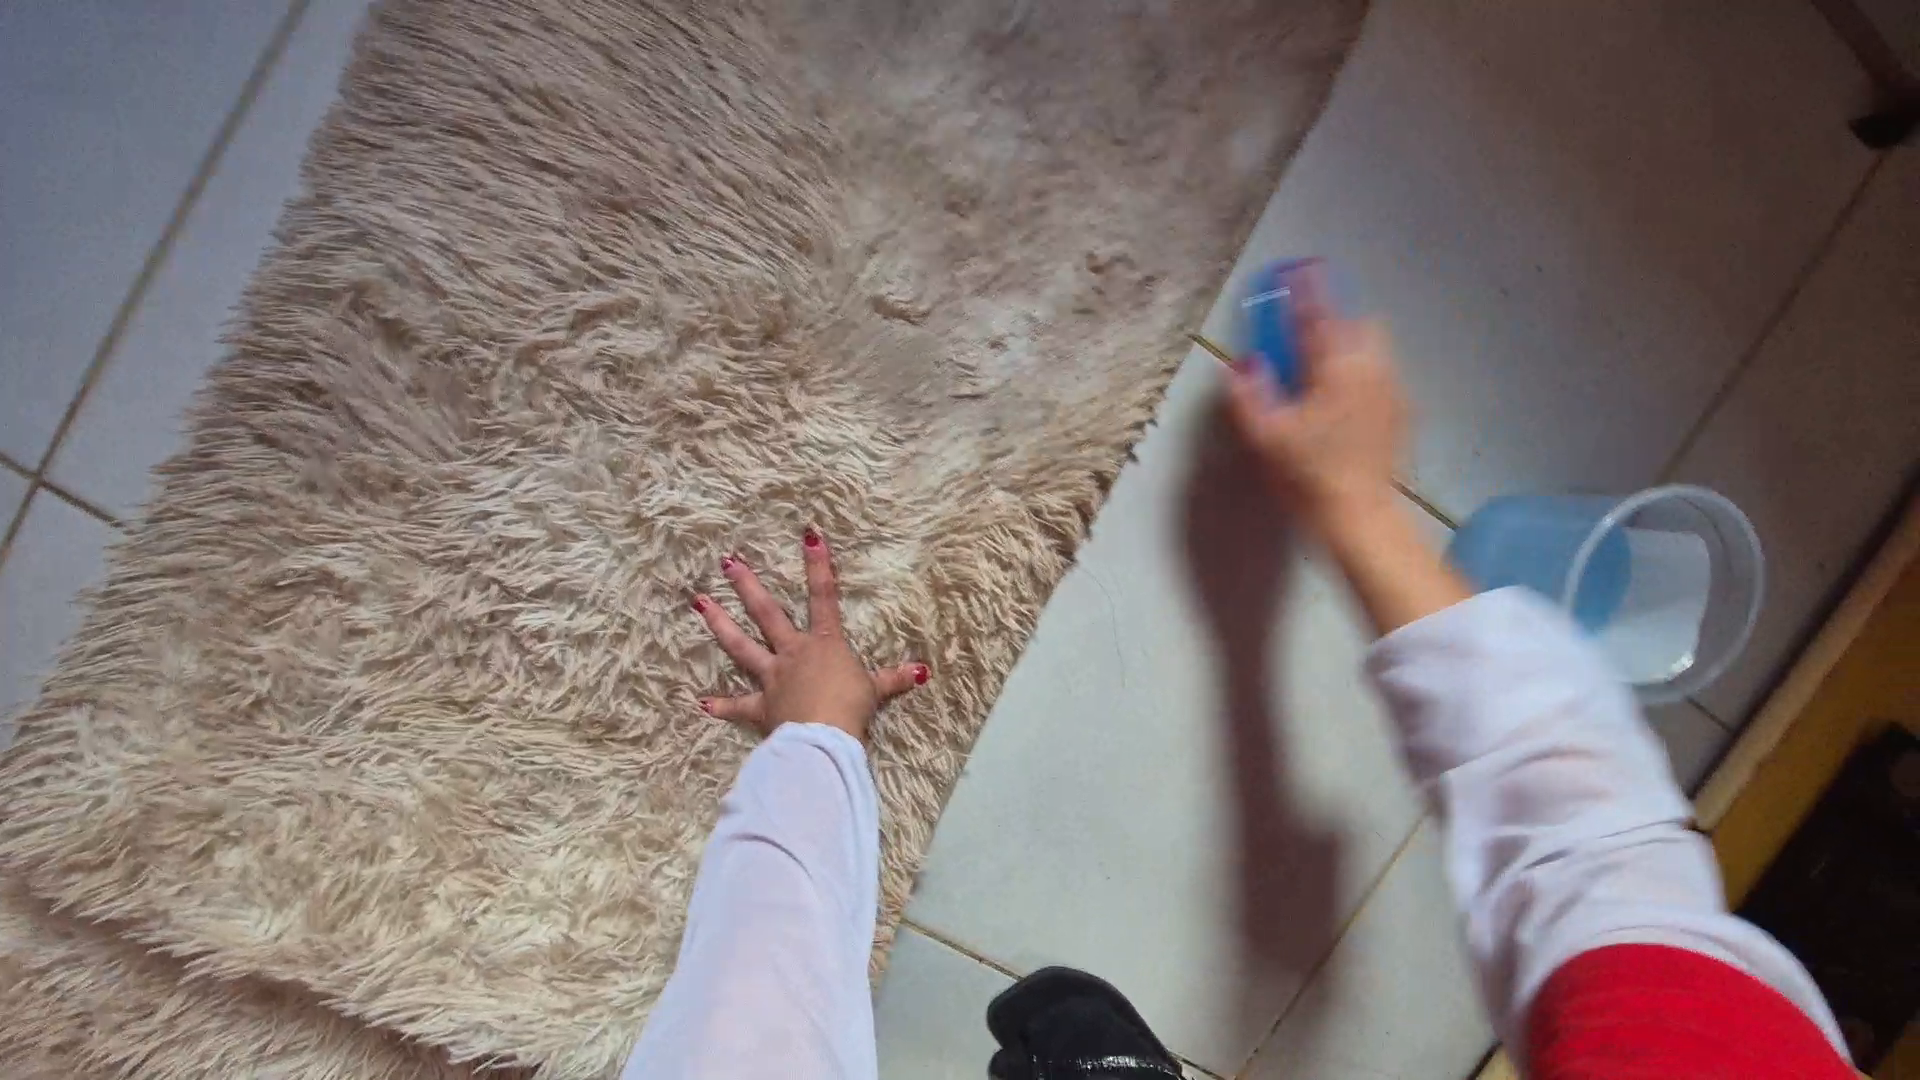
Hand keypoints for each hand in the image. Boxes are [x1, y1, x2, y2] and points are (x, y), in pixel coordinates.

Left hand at [692, 530, 926, 739]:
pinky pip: (739, 705)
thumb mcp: (876, 690)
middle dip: (748, 586)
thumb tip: (921, 671)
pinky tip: (702, 703)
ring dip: (720, 624)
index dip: (818, 566)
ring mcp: (773, 678)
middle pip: (768, 613)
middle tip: (727, 561)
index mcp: (824, 644)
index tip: (809, 536)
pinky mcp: (761, 707)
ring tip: (700, 602)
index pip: (824, 597)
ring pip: (741, 647)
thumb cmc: (851, 707)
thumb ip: (893, 678)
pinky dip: (722, 706)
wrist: (824, 738)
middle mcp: (794, 653)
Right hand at [1224, 293, 1408, 538]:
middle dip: (1332, 320)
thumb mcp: (1265, 435)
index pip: (1317, 316)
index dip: (1303, 290)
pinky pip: (1380, 373)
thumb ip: (1250, 392)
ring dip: (1347, 345)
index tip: (1295, 269)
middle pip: (1357, 323)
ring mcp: (1391, 390)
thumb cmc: (1307, 474)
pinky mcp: (1400, 412)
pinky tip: (1341, 401)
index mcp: (1336, 368)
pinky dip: (1359, 371)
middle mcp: (1371, 369)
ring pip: (1373, 347)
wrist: (1359, 515)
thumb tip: (1243, 362)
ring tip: (1321, 368)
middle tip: (1304, 335)